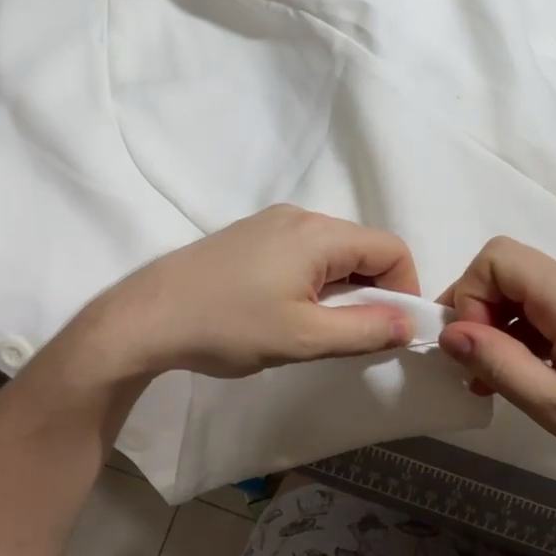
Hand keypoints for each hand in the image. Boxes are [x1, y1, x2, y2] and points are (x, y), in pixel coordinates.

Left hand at [75, 205, 418, 379]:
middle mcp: (297, 217)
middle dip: (372, 291)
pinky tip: (285, 313)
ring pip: (330, 253)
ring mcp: (268, 224)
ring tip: (317, 330)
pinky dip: (312, 282)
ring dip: (341, 290)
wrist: (147, 318)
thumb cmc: (229, 327)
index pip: (390, 248)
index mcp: (317, 233)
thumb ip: (364, 331)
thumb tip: (408, 323)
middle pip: (361, 247)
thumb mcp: (304, 338)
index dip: (404, 289)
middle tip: (354, 337)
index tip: (392, 330)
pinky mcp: (246, 239)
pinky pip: (300, 254)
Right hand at [436, 237, 555, 500]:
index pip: (498, 258)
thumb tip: (450, 332)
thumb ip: (500, 365)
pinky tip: (542, 379)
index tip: (471, 348)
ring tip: (506, 386)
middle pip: (515, 273)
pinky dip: (537, 336)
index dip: (469, 294)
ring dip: (508, 331)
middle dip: (483, 316)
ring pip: (536, 294)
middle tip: (477, 374)